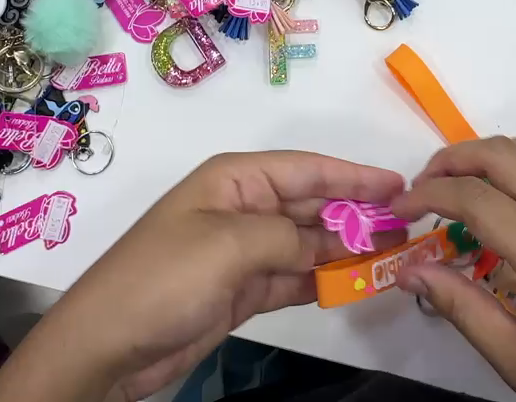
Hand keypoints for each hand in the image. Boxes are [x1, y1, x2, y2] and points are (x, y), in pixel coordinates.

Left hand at [0, 151, 405, 401]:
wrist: (108, 346)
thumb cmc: (164, 277)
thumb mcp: (229, 246)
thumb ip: (287, 238)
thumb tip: (330, 240)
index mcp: (236, 178)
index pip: (306, 169)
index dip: (354, 175)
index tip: (399, 184)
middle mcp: (243, 206)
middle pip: (310, 204)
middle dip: (356, 213)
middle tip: (407, 227)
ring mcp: (243, 250)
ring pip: (306, 243)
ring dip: (345, 249)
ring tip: (393, 257)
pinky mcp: (242, 289)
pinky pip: (293, 277)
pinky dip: (322, 280)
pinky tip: (354, 284)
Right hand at [392, 136, 515, 401]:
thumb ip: (459, 306)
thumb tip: (406, 271)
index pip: (475, 199)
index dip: (428, 194)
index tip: (400, 209)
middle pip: (501, 155)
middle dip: (451, 160)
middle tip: (421, 188)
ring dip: (484, 154)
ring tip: (454, 183)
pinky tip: (499, 194)